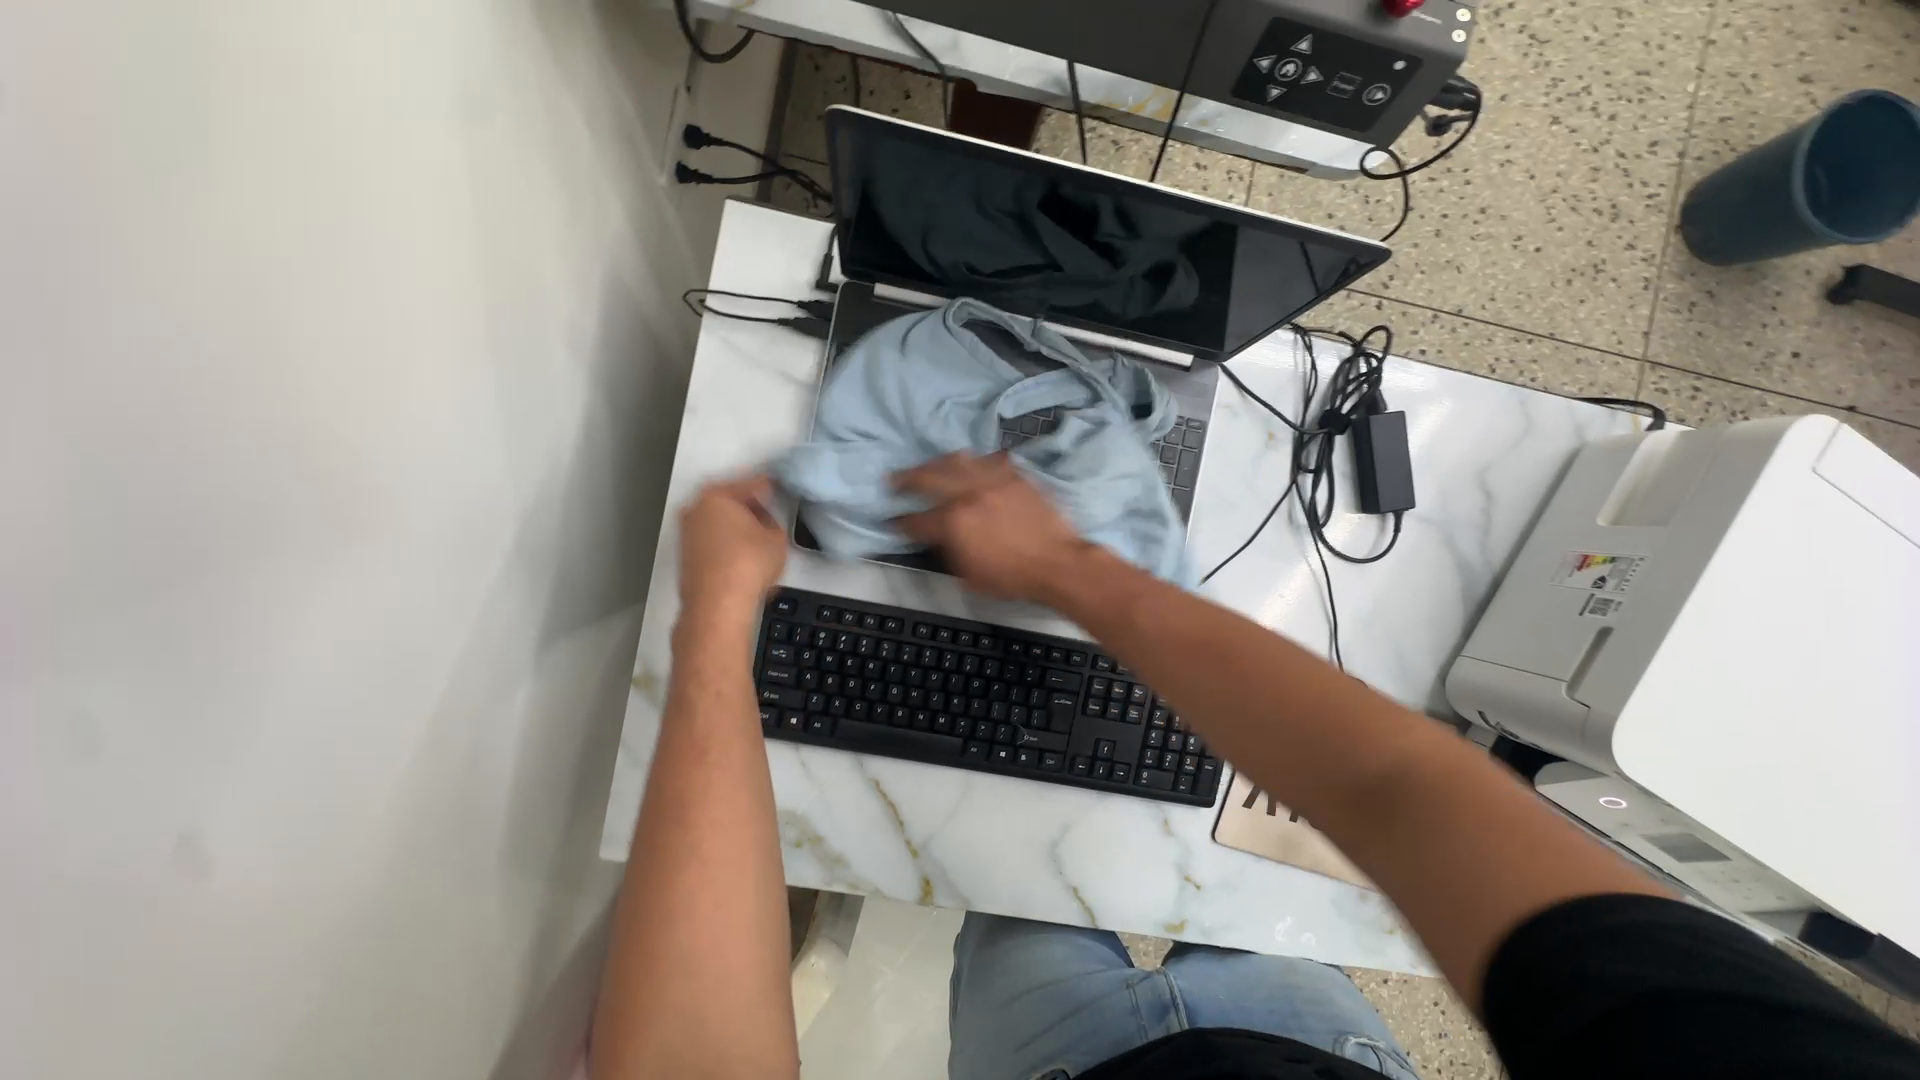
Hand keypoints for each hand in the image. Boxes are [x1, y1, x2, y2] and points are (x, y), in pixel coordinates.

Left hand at [678, 474, 787, 622]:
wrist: (717, 604)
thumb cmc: (748, 564)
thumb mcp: (776, 538)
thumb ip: (772, 522)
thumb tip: (764, 523)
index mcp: (717, 496)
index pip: (750, 485)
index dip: (769, 487)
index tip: (777, 488)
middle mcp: (695, 509)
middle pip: (727, 502)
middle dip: (747, 508)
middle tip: (768, 516)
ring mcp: (686, 534)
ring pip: (717, 523)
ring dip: (735, 528)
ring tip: (756, 540)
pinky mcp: (685, 556)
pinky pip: (711, 542)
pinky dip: (725, 545)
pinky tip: (741, 557)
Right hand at [893, 453, 1095, 603]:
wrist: (1057, 563)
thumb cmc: (1012, 577)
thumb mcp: (970, 575)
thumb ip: (949, 551)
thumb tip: (938, 538)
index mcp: (953, 523)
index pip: (916, 520)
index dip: (900, 522)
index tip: (891, 520)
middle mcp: (968, 494)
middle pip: (928, 478)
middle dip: (906, 478)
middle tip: (894, 479)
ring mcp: (993, 480)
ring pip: (957, 460)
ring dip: (937, 462)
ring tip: (929, 465)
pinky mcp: (1015, 475)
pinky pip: (989, 460)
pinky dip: (975, 462)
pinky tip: (971, 465)